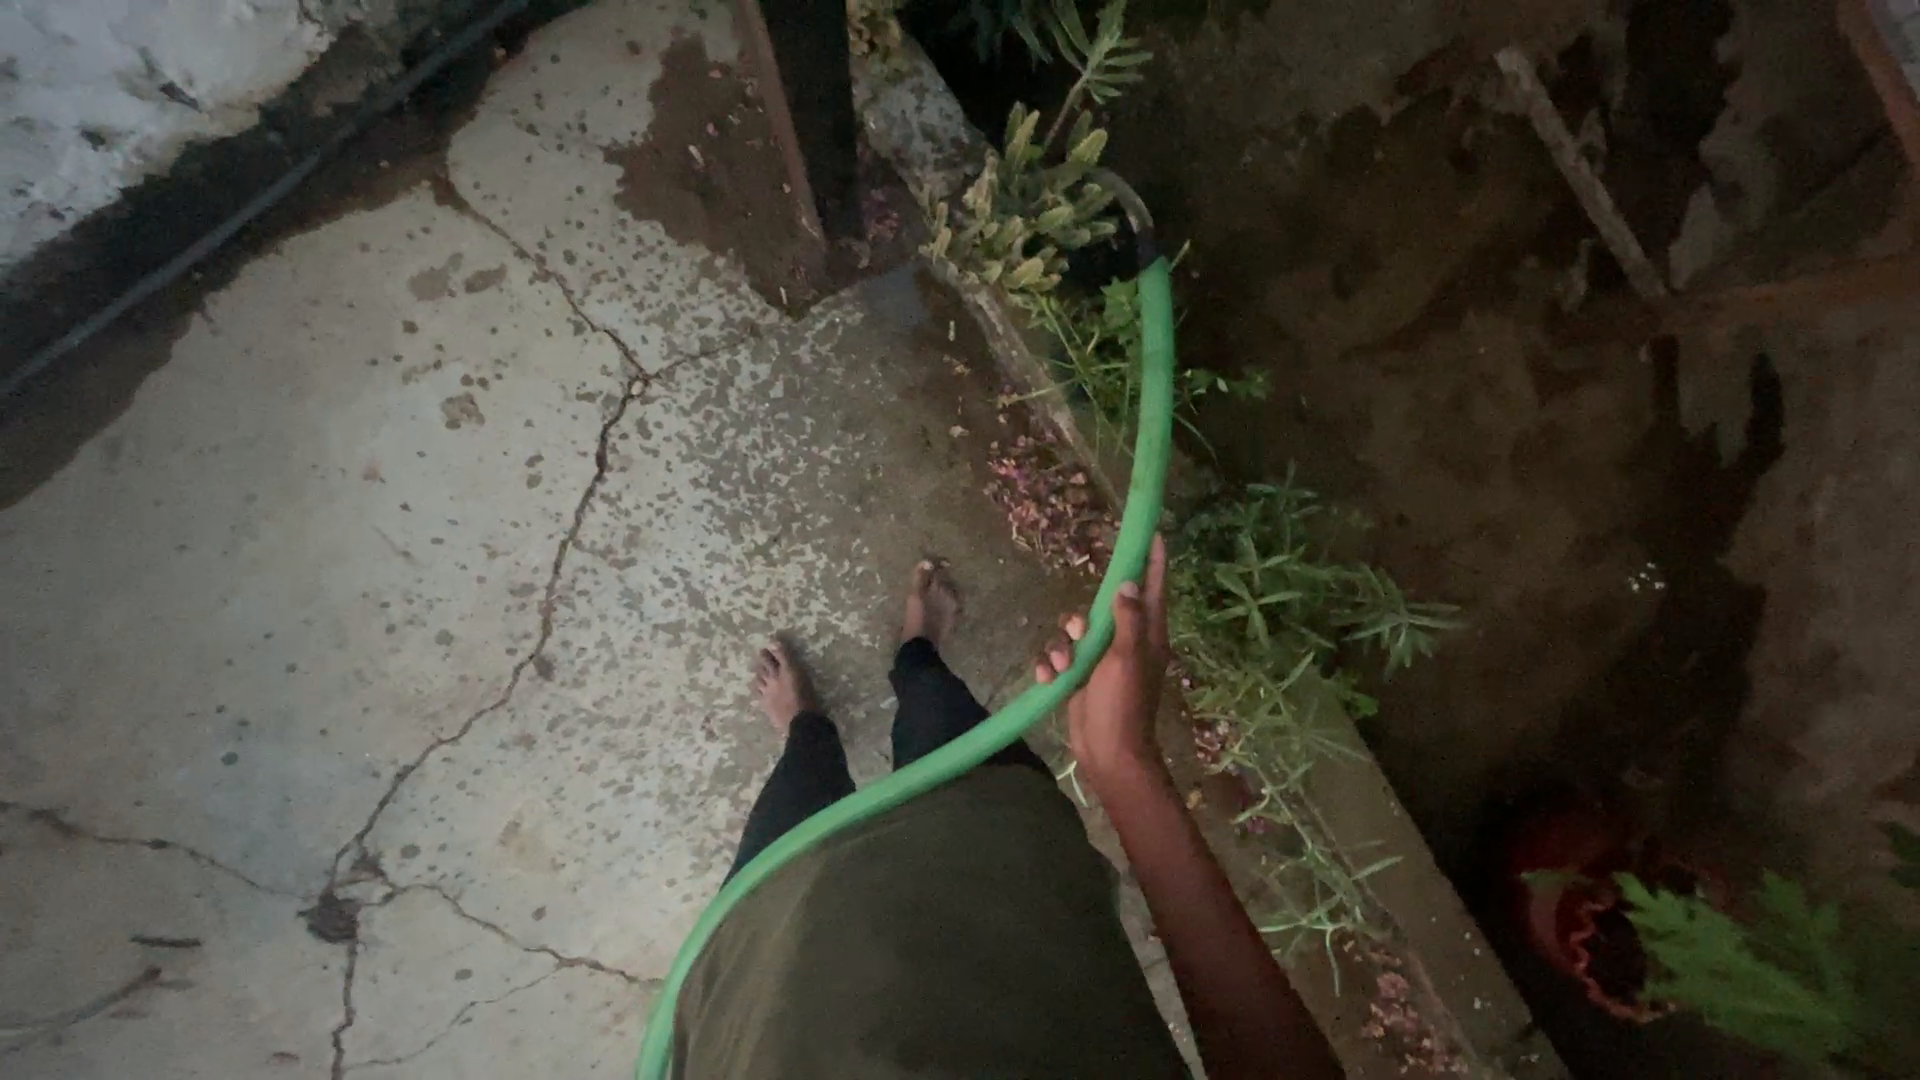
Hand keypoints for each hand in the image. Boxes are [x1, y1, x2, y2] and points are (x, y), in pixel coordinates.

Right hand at [1035, 534, 1170, 788]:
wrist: (1107, 752)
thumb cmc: (1124, 704)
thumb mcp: (1127, 657)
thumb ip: (1128, 618)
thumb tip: (1128, 582)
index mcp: (1148, 634)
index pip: (1153, 586)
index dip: (1152, 558)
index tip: (1150, 531)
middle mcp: (1126, 641)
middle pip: (1104, 606)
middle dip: (1085, 617)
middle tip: (1081, 632)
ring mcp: (1101, 660)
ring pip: (1074, 632)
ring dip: (1062, 646)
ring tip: (1063, 665)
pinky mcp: (1079, 676)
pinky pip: (1059, 656)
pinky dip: (1052, 666)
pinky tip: (1051, 680)